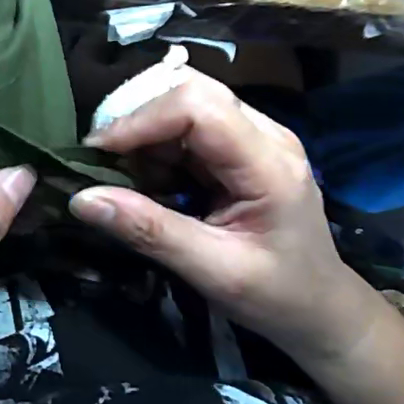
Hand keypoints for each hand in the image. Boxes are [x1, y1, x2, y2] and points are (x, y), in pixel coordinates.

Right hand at [68, 74, 383, 364]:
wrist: (321, 309)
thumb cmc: (276, 295)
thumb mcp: (211, 271)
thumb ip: (149, 231)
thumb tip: (82, 199)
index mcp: (268, 163)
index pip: (199, 106)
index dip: (141, 120)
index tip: (97, 153)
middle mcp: (265, 135)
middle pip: (191, 93)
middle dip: (138, 121)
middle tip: (100, 160)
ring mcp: (254, 138)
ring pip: (185, 105)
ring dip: (144, 135)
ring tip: (118, 175)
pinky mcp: (239, 149)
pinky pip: (188, 129)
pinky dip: (156, 148)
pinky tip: (144, 181)